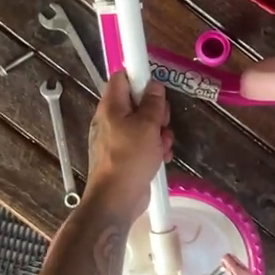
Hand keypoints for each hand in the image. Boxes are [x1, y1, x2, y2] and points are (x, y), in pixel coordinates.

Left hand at [83, 73, 171, 218]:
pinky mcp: (127, 155)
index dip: (139, 76)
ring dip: (160, 132)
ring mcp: (118, 139)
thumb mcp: (147, 126)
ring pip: (145, 124)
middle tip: (163, 121)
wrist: (117, 198)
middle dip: (156, 110)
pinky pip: (144, 143)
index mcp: (111, 107)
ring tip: (163, 144)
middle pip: (137, 102)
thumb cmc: (130, 158)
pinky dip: (155, 147)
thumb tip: (154, 86)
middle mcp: (112, 120)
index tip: (157, 83)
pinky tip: (161, 157)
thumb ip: (153, 104)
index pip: (121, 78)